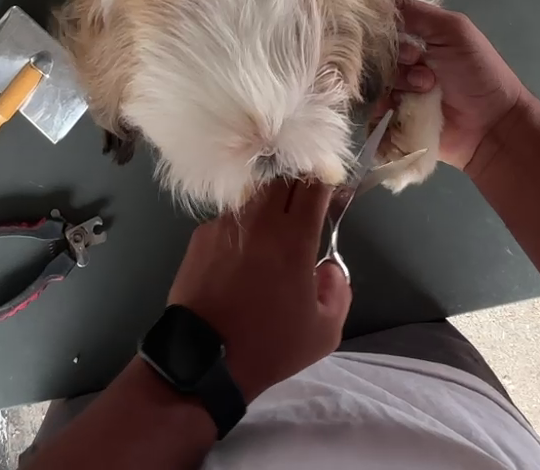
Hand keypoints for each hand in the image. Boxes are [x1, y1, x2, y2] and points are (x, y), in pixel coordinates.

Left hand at [166, 180, 351, 401]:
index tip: (328, 188)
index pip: (313, 185)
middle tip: (301, 208)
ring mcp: (226, 223)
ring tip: (268, 236)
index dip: (323, 181)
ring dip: (267, 206)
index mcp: (293, 238)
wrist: (205, 359)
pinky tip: (238, 257)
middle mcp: (259, 220)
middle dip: (296, 186)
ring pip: (254, 196)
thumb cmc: (269, 346)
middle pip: (282, 180)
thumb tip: (328, 266)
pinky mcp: (201, 234)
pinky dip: (240, 228)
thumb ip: (338, 290)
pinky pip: (229, 219)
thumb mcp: (324, 331)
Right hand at [394, 0, 530, 169]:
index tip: (404, 36)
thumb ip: (417, 13)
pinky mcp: (397, 117)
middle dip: (399, 59)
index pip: (386, 25)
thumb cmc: (478, 72)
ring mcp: (401, 90)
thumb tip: (379, 1)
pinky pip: (375, 109)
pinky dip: (385, 107)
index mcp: (419, 37)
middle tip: (421, 65)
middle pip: (379, 54)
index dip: (387, 28)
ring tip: (425, 91)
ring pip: (377, 80)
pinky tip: (402, 108)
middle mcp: (407, 62)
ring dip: (400, 84)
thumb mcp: (453, 30)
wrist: (492, 125)